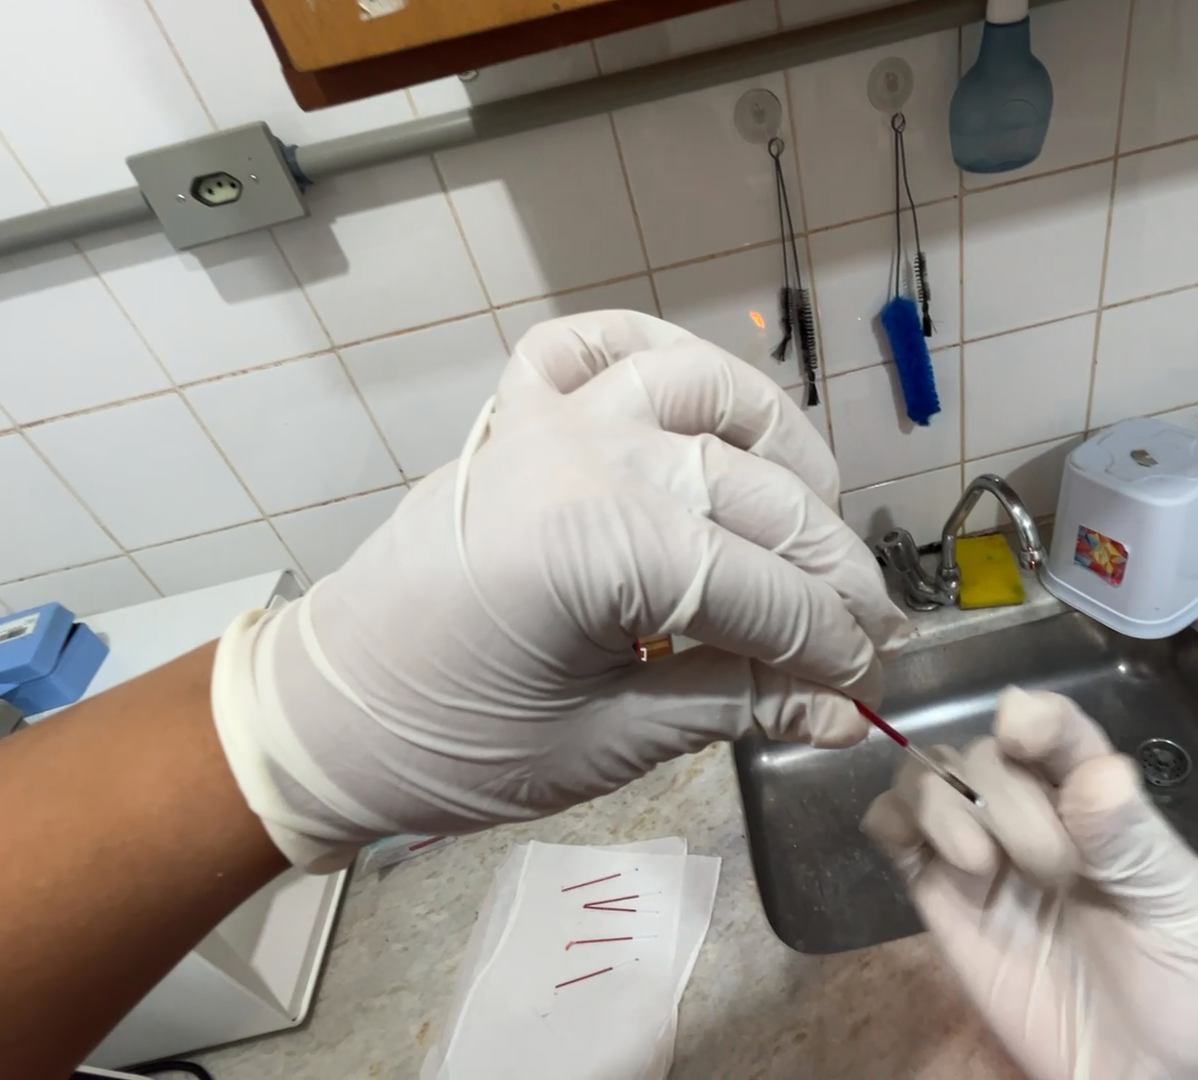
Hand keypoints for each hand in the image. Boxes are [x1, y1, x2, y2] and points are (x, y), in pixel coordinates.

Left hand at [211, 312, 912, 868]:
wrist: (331, 709)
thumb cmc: (457, 745)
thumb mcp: (607, 744)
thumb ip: (735, 705)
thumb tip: (845, 711)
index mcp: (591, 547)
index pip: (760, 587)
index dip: (828, 637)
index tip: (866, 674)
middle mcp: (581, 452)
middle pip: (755, 494)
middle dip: (830, 565)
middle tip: (866, 622)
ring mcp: (548, 417)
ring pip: (706, 388)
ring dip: (779, 443)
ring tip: (812, 506)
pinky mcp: (520, 409)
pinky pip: (604, 341)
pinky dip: (663, 353)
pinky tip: (702, 401)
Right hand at [862, 688, 1197, 1079]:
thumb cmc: (1189, 986)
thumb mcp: (1183, 911)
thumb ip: (1133, 840)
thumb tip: (1101, 769)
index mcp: (1092, 799)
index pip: (1056, 728)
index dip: (1033, 716)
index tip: (1020, 733)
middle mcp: (1027, 809)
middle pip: (982, 755)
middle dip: (1007, 803)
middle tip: (1051, 871)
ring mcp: (975, 849)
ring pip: (926, 777)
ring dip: (942, 805)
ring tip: (979, 866)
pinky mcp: (935, 891)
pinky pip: (890, 830)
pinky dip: (889, 819)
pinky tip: (918, 849)